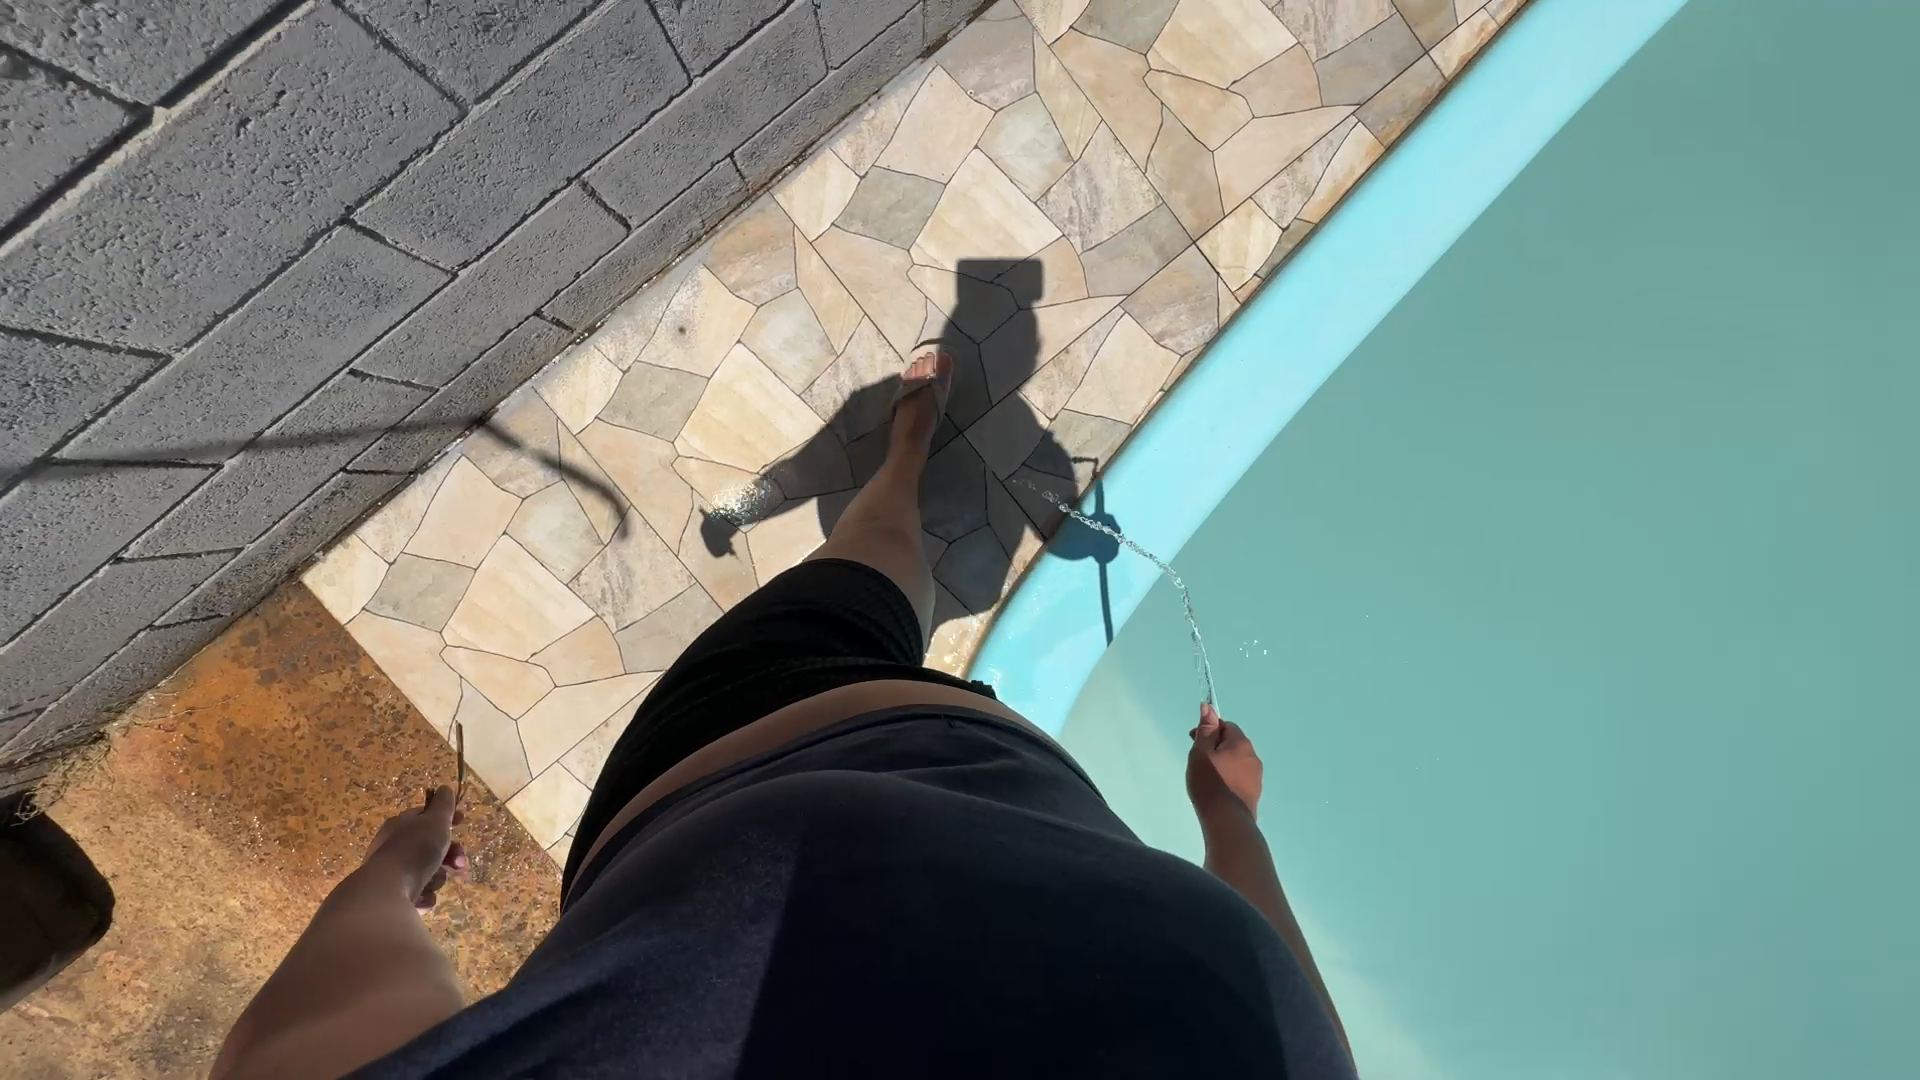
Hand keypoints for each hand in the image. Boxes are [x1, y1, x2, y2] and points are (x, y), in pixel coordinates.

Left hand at [362, 786, 467, 910]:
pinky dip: (425, 894)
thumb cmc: (414, 849)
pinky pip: (418, 891)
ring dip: (439, 875)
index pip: (425, 816)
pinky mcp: (391, 895)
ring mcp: (391, 872)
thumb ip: (443, 804)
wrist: (385, 891)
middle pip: (431, 846)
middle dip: (451, 854)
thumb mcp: (435, 820)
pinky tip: (425, 896)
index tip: (462, 822)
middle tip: (459, 861)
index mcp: (400, 825)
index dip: (446, 818)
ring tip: (437, 881)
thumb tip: (445, 788)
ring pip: (428, 870)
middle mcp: (393, 846)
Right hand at [1186, 704, 1261, 818]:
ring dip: (1221, 762)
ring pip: (1236, 761)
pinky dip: (1227, 776)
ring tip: (1205, 775)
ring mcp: (1256, 777)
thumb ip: (1205, 730)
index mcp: (1241, 744)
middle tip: (1197, 759)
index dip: (1209, 730)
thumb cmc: (1210, 782)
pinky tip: (1216, 788)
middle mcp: (1253, 757)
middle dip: (1214, 746)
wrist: (1227, 820)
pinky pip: (1239, 776)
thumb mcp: (1201, 753)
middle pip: (1232, 743)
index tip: (1193, 740)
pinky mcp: (1254, 793)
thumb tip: (1208, 707)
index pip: (1226, 726)